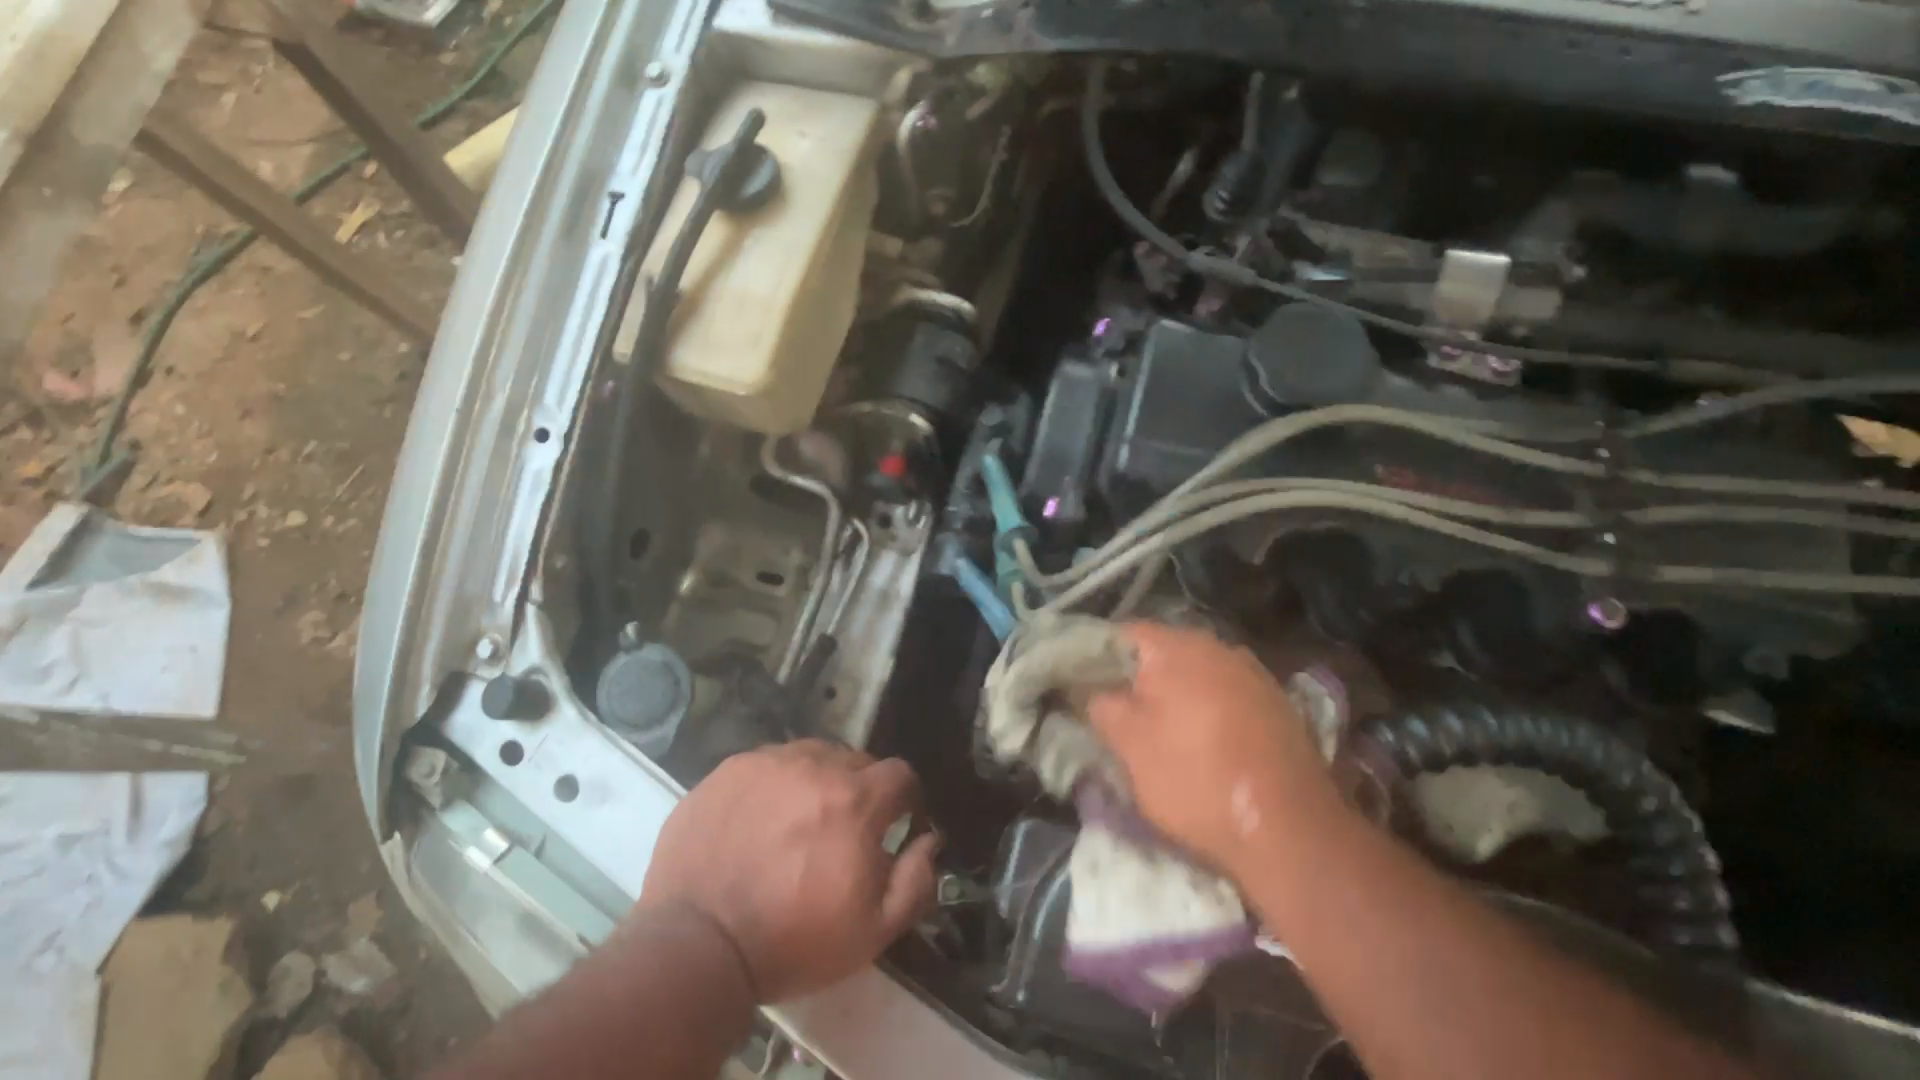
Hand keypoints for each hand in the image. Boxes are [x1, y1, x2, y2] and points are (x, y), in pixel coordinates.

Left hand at [639, 740, 938, 1002]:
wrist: (696, 946)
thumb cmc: (793, 942)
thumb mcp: (874, 931)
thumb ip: (916, 880)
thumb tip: (928, 840)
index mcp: (855, 800)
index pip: (900, 774)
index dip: (904, 801)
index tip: (894, 826)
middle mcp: (812, 766)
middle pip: (854, 761)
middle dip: (860, 790)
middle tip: (843, 832)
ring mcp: (763, 765)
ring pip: (808, 757)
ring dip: (816, 782)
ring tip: (799, 824)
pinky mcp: (724, 773)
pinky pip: (765, 766)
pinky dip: (773, 786)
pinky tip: (759, 824)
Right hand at [1088, 622, 1343, 877]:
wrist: (1287, 826)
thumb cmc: (1194, 778)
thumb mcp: (1129, 746)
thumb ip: (1101, 706)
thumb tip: (1089, 688)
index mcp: (1177, 647)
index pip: (1122, 634)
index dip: (1096, 656)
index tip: (1081, 686)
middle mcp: (1219, 647)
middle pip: (1164, 653)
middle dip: (1138, 679)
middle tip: (1116, 713)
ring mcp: (1255, 675)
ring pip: (1199, 675)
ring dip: (1177, 697)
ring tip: (1160, 733)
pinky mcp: (1279, 706)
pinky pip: (1229, 697)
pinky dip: (1210, 712)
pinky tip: (1205, 745)